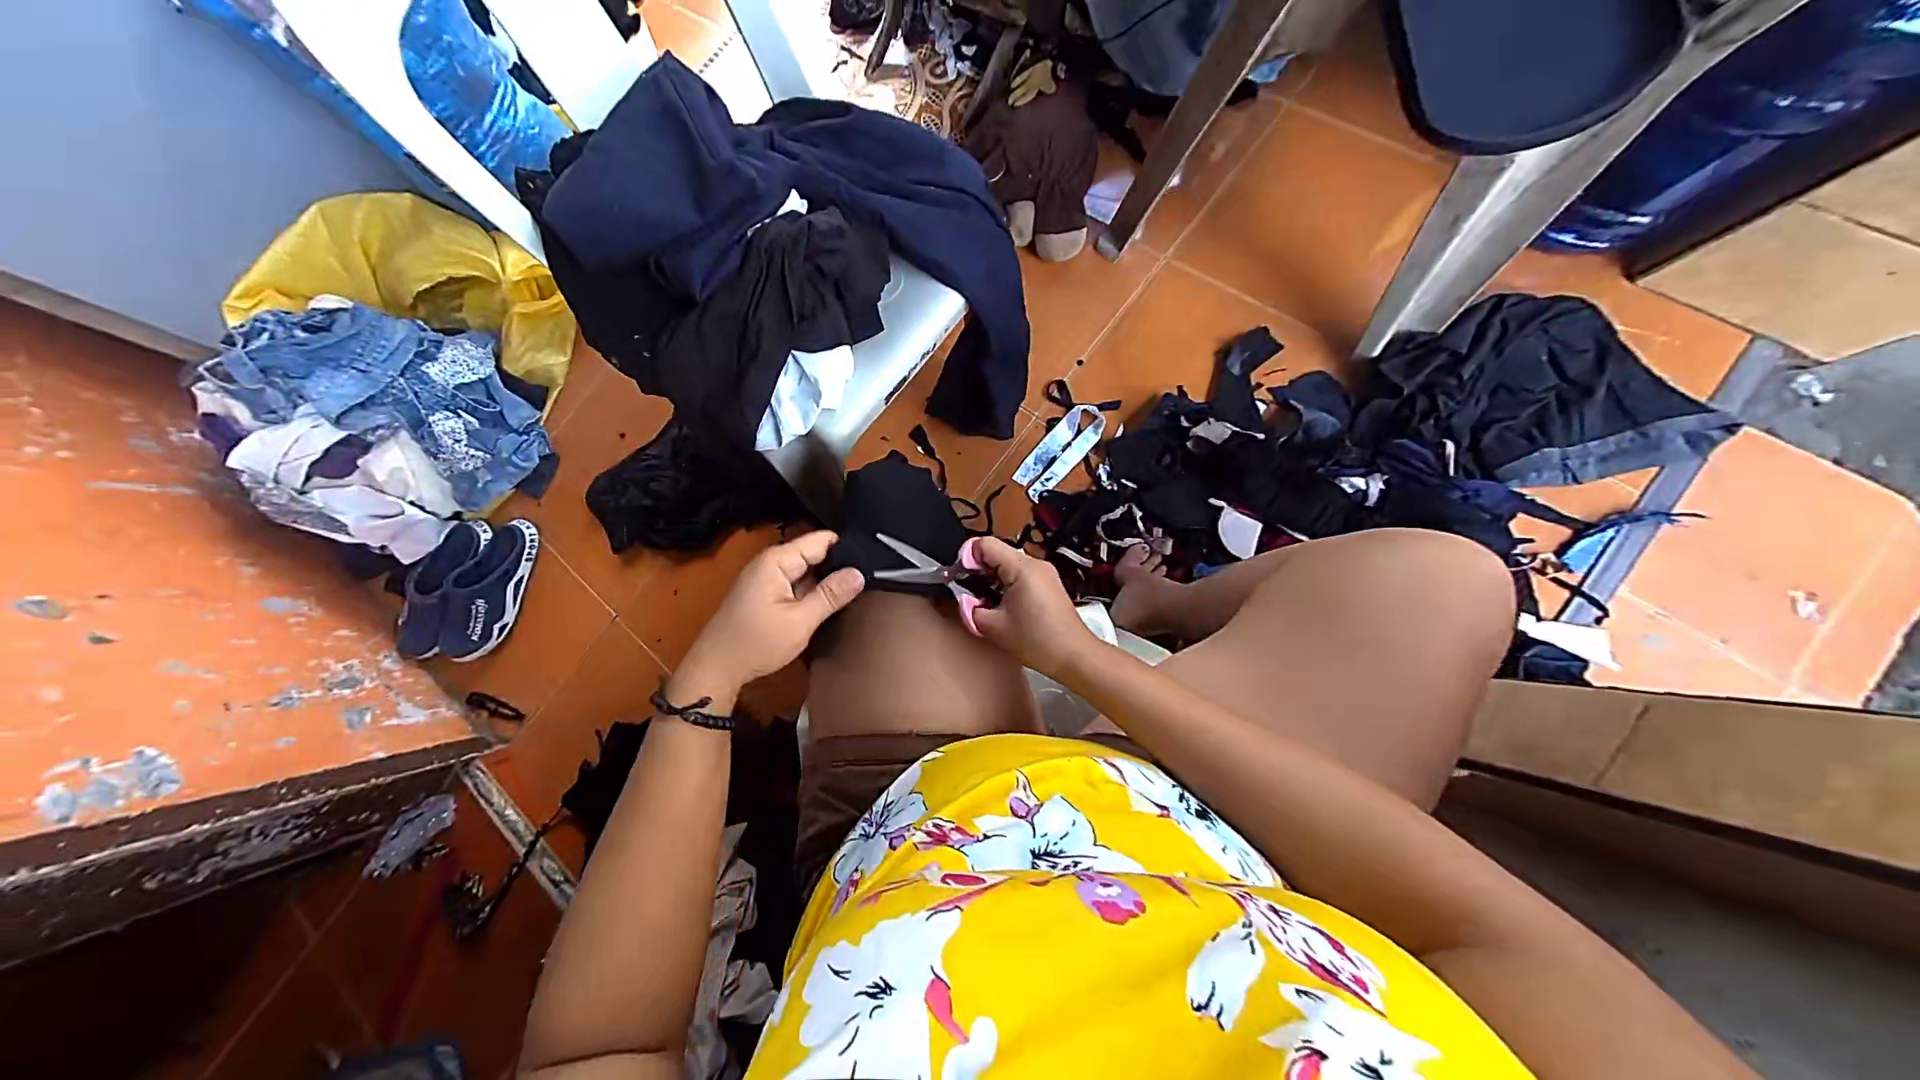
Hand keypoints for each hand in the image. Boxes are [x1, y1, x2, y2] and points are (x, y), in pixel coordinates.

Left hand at [673, 531, 865, 705]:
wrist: (716, 668)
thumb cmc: (755, 644)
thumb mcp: (800, 621)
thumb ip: (831, 595)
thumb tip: (859, 573)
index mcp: (776, 561)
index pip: (820, 540)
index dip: (846, 547)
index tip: (871, 560)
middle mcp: (770, 562)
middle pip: (814, 553)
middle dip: (837, 565)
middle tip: (867, 580)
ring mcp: (766, 578)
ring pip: (806, 571)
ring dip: (824, 582)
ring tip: (852, 592)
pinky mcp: (765, 593)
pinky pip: (796, 584)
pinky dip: (811, 592)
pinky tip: (827, 605)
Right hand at [968, 537, 1102, 677]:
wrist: (1073, 655)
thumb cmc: (1040, 642)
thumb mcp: (994, 627)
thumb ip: (971, 609)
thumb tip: (964, 599)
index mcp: (1022, 568)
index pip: (985, 544)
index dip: (967, 557)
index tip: (960, 576)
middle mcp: (1036, 564)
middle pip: (997, 552)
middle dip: (979, 569)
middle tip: (969, 591)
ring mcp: (1045, 573)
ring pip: (1008, 563)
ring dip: (992, 577)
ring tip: (985, 601)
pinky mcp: (1049, 583)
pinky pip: (1021, 573)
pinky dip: (1007, 583)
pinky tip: (1002, 605)